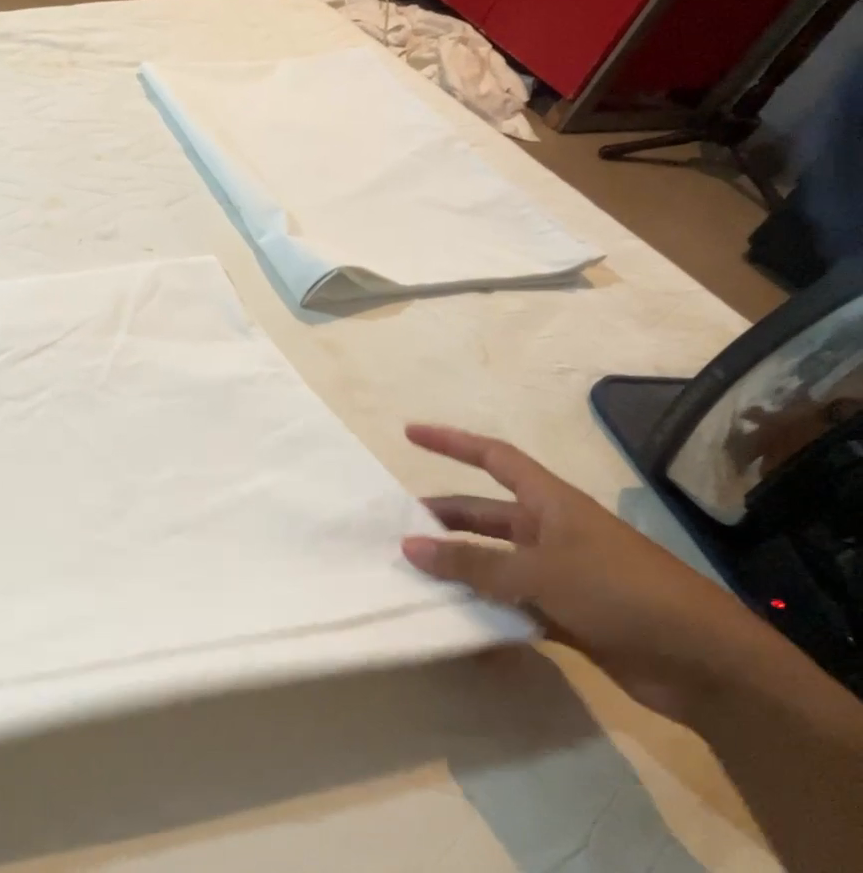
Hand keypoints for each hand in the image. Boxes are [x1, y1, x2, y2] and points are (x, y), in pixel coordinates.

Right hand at [399, 424, 776, 723]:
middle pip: (483, 515)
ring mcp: (560, 575)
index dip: (452, 443)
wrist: (707, 666)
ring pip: (492, 562)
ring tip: (409, 575)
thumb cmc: (623, 595)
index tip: (409, 433)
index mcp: (553, 506)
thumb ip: (471, 563)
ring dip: (456, 568)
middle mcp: (553, 533)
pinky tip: (449, 620)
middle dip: (441, 519)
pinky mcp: (566, 615)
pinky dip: (480, 608)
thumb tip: (408, 546)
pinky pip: (508, 603)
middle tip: (392, 528)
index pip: (495, 459)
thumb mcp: (540, 574)